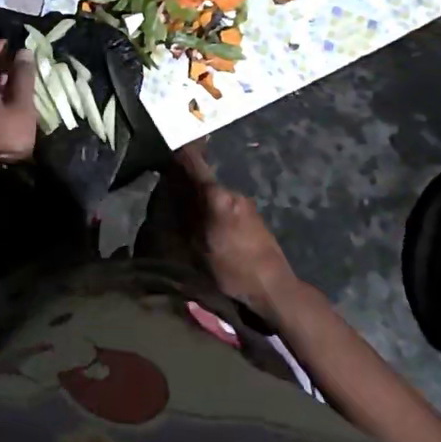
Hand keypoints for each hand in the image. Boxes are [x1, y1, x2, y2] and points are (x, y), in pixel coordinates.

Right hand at [176, 143, 297, 320]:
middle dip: (188, 185)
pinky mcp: (255, 217)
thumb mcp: (199, 250)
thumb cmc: (233, 270)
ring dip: (203, 201)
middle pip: (205, 180)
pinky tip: (210, 227)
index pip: (194, 164)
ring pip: (217, 194)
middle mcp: (233, 193)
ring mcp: (246, 204)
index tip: (165, 152)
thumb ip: (184, 221)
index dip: (178, 156)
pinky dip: (215, 210)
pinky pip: (227, 205)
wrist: (275, 289)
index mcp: (218, 196)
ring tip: (188, 216)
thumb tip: (169, 200)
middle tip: (171, 194)